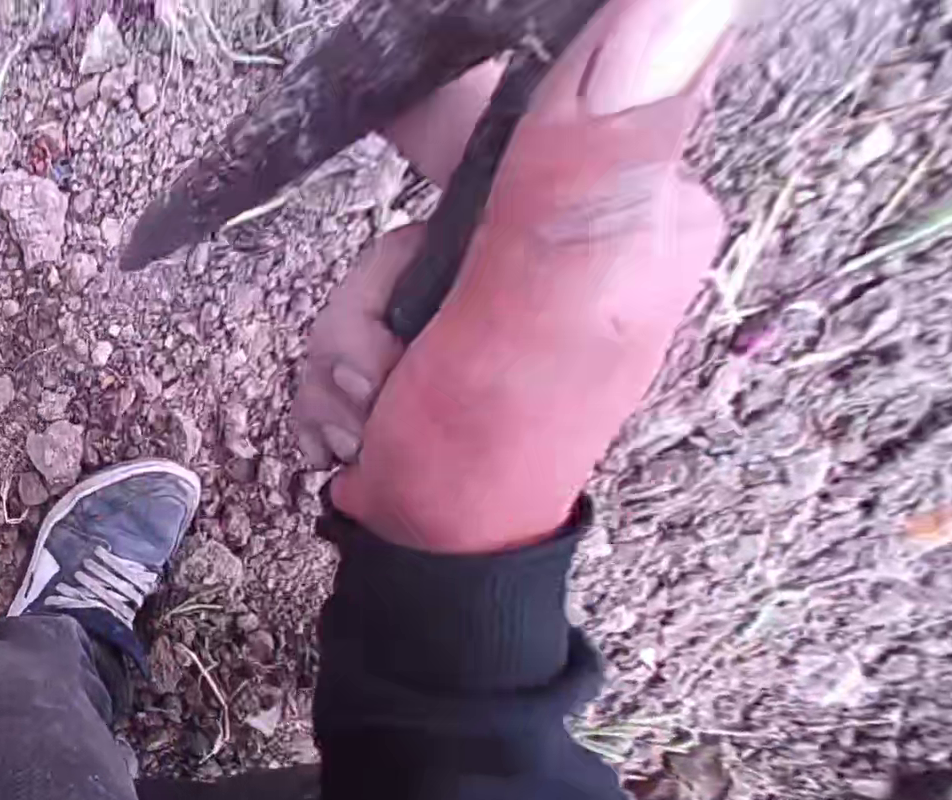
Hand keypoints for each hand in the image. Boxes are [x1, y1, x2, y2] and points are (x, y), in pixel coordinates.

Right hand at [300, 0, 733, 552]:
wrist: (422, 546)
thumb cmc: (479, 449)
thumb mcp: (527, 316)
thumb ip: (580, 174)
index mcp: (615, 217)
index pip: (541, 100)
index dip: (449, 116)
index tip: (383, 119)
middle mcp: (549, 246)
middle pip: (418, 208)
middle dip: (372, 301)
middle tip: (383, 369)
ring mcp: (476, 297)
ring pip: (367, 277)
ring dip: (344, 354)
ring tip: (367, 415)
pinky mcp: (423, 337)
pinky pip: (350, 325)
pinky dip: (336, 378)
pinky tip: (355, 425)